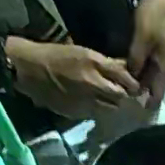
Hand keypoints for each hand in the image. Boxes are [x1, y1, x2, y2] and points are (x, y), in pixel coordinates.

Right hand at [4, 37, 141, 119]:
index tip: (136, 84)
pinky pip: (97, 113)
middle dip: (124, 94)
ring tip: (107, 98)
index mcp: (93, 61)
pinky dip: (99, 109)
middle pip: (120, 94)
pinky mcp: (79, 111)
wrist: (28, 69)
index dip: (133, 82)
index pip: (123, 75)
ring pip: (111, 106)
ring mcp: (86, 98)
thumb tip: (125, 69)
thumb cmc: (55, 55)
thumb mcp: (82, 52)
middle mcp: (93, 81)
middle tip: (124, 93)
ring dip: (113, 103)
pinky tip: (93, 102)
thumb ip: (104, 63)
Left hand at [127, 0, 164, 105]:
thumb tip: (129, 81)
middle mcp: (162, 66)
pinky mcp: (152, 46)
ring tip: (118, 88)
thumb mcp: (142, 39)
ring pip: (146, 76)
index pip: (157, 95)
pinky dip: (135, 70)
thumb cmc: (154, 15)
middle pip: (151, 88)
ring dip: (135, 83)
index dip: (146, 106)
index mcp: (164, 68)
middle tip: (119, 101)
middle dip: (139, 96)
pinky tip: (123, 71)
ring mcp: (158, 56)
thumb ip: (136, 61)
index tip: (132, 113)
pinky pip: (143, 65)